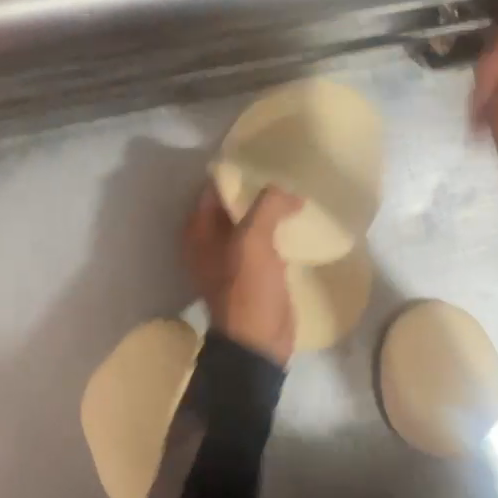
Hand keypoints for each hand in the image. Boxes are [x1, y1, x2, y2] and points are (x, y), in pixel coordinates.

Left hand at [184, 184, 303, 365]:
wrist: (258, 344)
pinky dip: (278, 229)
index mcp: (198, 231)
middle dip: (256, 188)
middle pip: (233, 204)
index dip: (236, 170)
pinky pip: (265, 241)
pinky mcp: (254, 273)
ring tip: (296, 189)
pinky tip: (299, 219)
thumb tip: (289, 191)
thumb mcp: (253, 240)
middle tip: (285, 168)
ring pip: (251, 222)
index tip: (263, 154)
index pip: (214, 187)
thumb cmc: (246, 288)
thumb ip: (268, 205)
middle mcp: (209, 241)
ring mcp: (232, 258)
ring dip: (269, 209)